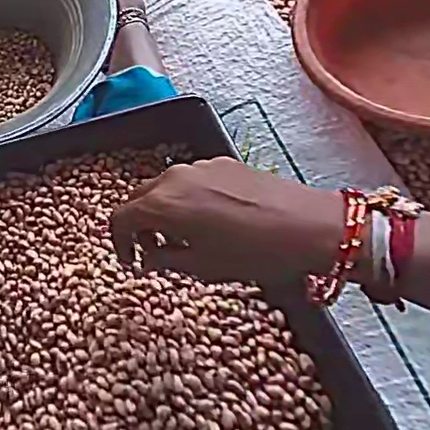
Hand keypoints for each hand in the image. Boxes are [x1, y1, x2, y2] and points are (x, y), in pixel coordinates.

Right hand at [109, 157, 344, 283]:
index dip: (120, 242)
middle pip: (139, 198)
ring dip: (162, 211)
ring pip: (164, 187)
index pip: (121, 217)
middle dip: (140, 224)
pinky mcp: (222, 162)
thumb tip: (149, 258)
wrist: (310, 226)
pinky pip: (190, 179)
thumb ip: (164, 260)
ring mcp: (199, 166)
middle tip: (153, 251)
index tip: (131, 260)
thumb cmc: (256, 253)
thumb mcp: (203, 267)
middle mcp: (174, 178)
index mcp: (163, 205)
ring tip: (183, 238)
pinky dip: (185, 199)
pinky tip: (209, 220)